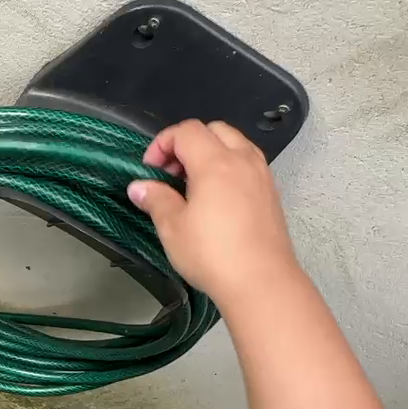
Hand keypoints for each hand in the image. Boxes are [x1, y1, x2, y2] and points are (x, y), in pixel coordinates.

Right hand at [127, 120, 302, 306]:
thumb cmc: (210, 253)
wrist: (258, 278)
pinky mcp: (268, 190)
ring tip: (189, 186)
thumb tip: (139, 186)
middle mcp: (242, 159)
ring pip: (233, 143)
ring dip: (207, 154)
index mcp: (215, 163)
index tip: (148, 170)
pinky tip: (212, 198)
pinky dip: (225, 166)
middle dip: (185, 144)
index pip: (186, 131)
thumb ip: (155, 200)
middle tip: (168, 175)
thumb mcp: (172, 227)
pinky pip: (245, 162)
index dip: (162, 144)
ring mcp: (260, 173)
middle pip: (212, 130)